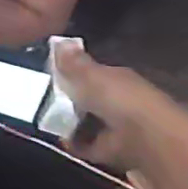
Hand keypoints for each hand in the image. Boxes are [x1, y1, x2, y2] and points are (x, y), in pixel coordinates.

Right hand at [52, 42, 187, 167]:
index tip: (50, 78)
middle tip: (44, 102)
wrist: (143, 137)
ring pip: (86, 122)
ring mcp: (117, 125)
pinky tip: (60, 140)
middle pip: (88, 99)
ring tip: (47, 121)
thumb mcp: (89, 74)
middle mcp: (120, 100)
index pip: (93, 74)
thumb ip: (73, 62)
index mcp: (118, 78)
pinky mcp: (112, 148)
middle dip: (68, 102)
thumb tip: (60, 40)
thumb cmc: (117, 98)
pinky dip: (74, 144)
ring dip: (69, 124)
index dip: (72, 75)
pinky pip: (86, 145)